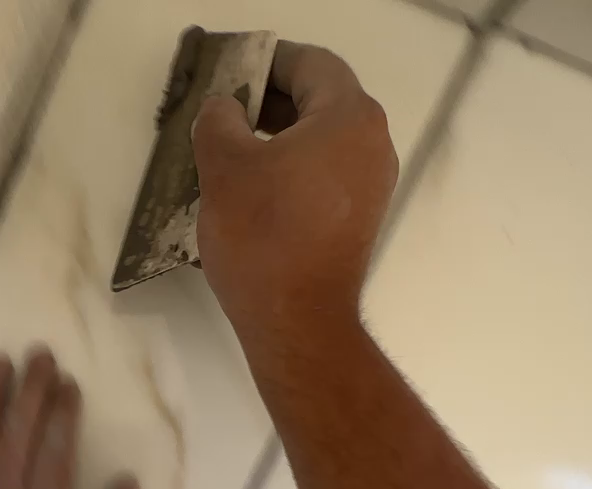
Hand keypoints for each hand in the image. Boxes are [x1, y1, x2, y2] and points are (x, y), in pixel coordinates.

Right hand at [192, 41, 398, 346]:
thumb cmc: (262, 238)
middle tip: (225, 120)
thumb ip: (219, 122)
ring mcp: (370, 189)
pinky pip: (324, 183)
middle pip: (320, 105)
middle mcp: (372, 145)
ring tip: (233, 163)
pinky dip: (292, 178)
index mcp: (348, 117)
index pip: (310, 65)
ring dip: (279, 146)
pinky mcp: (358, 225)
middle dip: (270, 106)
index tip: (233, 76)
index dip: (268, 64)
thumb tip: (224, 109)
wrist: (296, 322)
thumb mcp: (224, 169)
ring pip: (321, 147)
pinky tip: (256, 200)